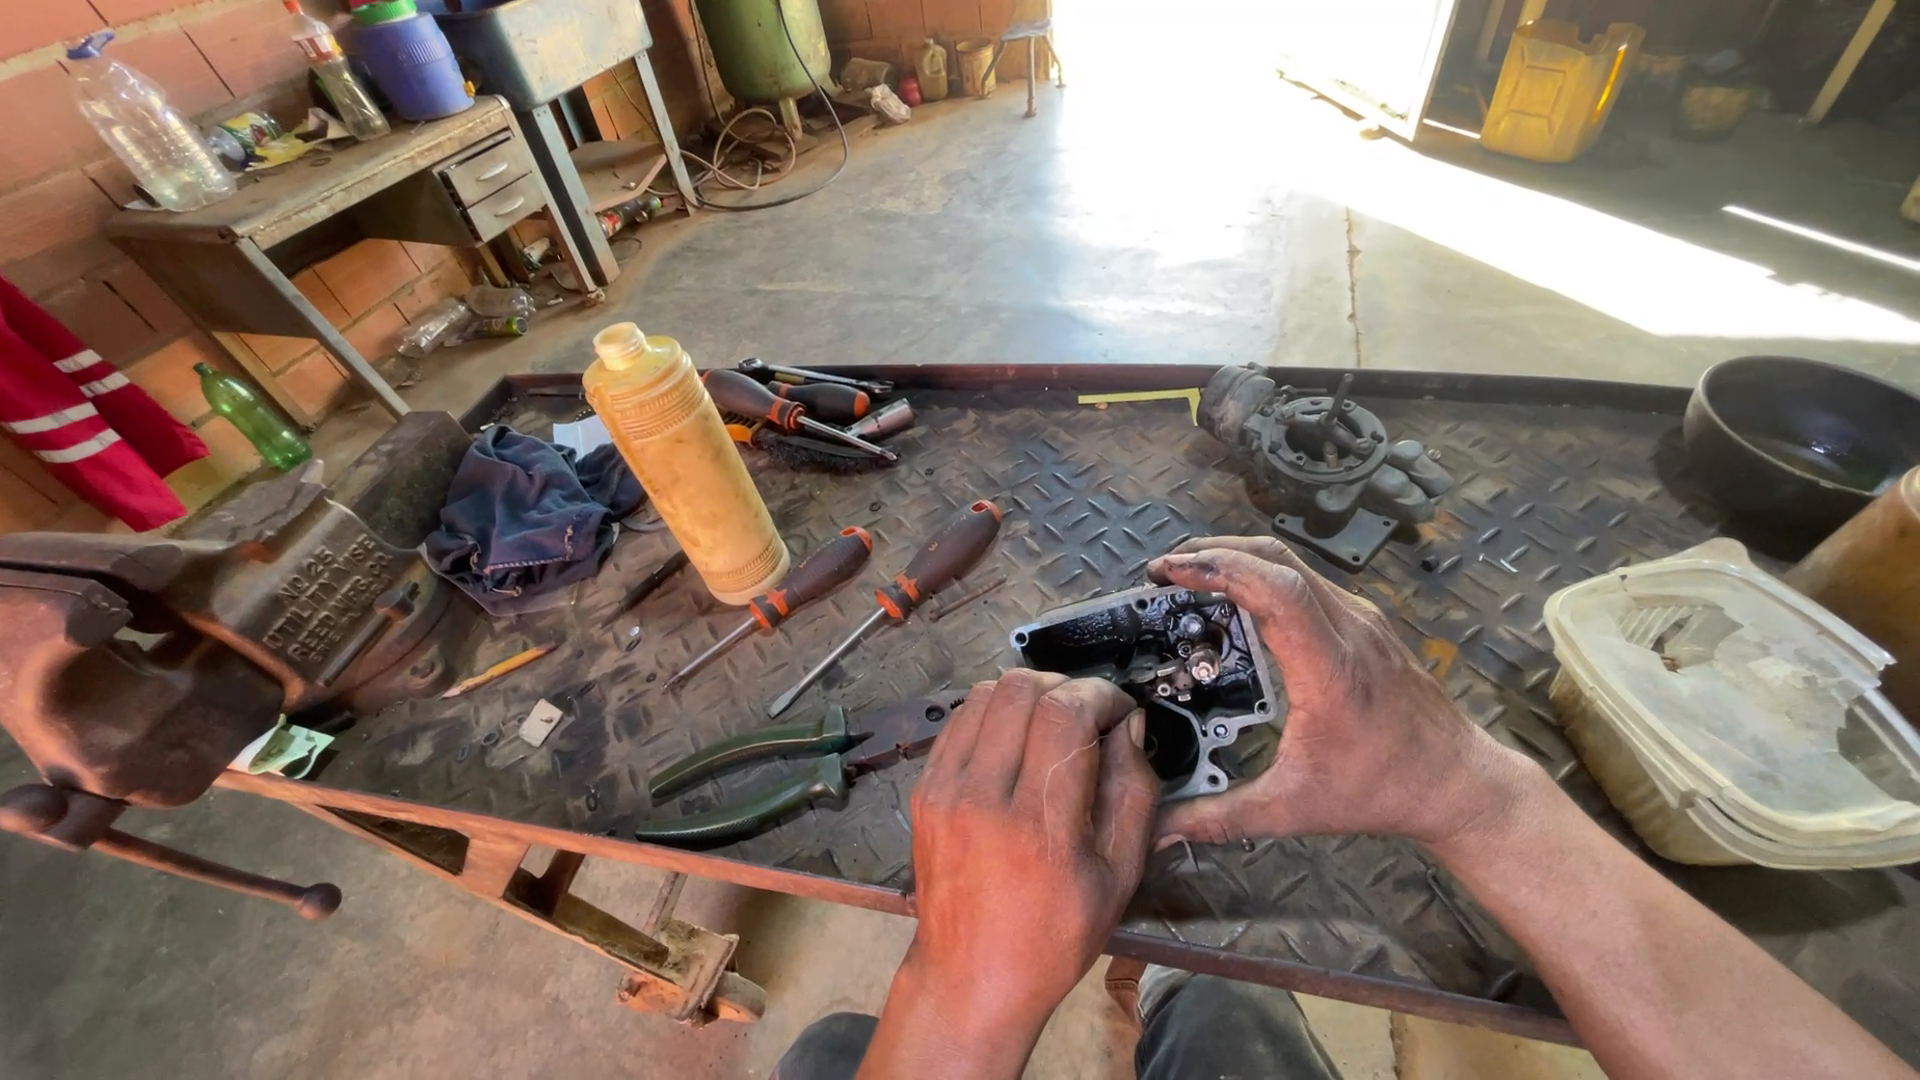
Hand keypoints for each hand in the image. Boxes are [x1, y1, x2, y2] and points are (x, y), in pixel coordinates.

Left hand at [875, 673, 1156, 1072]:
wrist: (969, 976)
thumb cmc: (1052, 936)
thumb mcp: (1118, 877)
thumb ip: (1133, 792)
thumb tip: (1129, 726)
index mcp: (1040, 824)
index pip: (1066, 713)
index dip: (1100, 695)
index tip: (1118, 709)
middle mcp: (984, 796)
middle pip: (1022, 689)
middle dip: (1066, 686)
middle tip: (1087, 712)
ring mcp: (945, 789)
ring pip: (986, 692)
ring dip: (1028, 692)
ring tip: (1051, 720)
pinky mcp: (925, 789)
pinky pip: (959, 719)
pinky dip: (993, 711)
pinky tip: (1014, 736)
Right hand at [1148, 537, 1531, 848]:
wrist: (1462, 782)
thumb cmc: (1382, 790)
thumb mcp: (1294, 808)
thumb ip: (1221, 817)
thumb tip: (1159, 828)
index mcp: (1332, 668)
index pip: (1278, 592)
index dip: (1221, 569)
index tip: (1170, 570)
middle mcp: (1349, 629)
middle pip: (1277, 558)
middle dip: (1212, 552)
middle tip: (1163, 569)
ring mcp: (1359, 618)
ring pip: (1291, 560)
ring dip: (1234, 555)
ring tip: (1186, 573)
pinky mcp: (1361, 619)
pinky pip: (1303, 577)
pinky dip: (1258, 571)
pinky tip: (1232, 594)